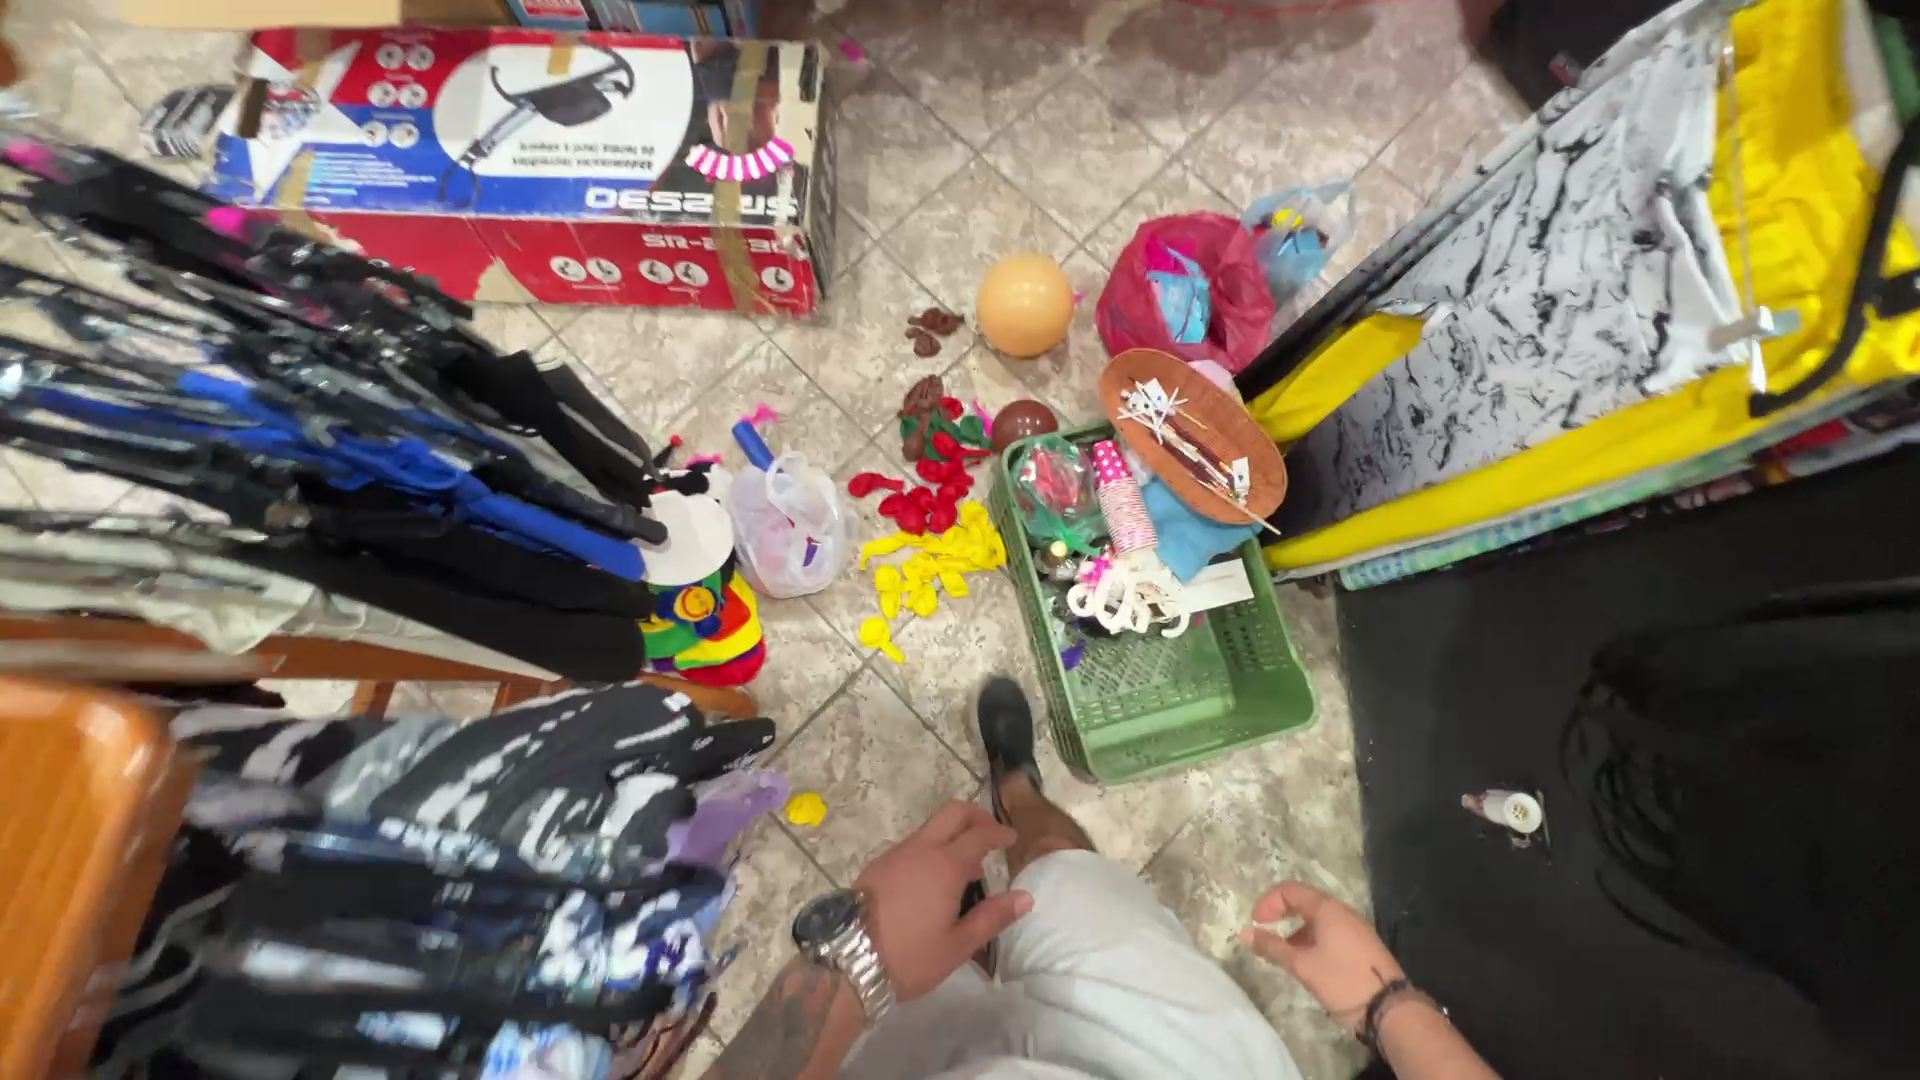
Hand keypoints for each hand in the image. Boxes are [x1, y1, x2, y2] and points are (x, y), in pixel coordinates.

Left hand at [853, 800, 1032, 1000]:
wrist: (847, 959)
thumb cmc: (910, 956)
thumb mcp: (957, 945)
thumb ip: (992, 917)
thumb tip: (1025, 898)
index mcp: (945, 865)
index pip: (980, 835)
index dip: (999, 832)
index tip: (1012, 838)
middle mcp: (922, 848)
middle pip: (953, 812)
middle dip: (977, 816)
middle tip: (991, 835)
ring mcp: (897, 853)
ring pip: (931, 828)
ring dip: (953, 834)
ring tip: (966, 869)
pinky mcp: (880, 863)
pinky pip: (914, 843)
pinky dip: (933, 848)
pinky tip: (934, 880)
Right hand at [1240, 881, 1403, 1030]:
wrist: (1393, 1012)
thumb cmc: (1343, 980)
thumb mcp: (1302, 965)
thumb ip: (1272, 947)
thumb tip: (1245, 933)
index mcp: (1327, 909)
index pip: (1290, 890)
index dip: (1268, 902)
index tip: (1256, 922)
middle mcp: (1342, 913)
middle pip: (1305, 902)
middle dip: (1282, 914)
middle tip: (1266, 931)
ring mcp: (1356, 930)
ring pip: (1318, 920)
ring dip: (1297, 930)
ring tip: (1286, 953)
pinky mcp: (1363, 948)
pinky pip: (1331, 933)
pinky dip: (1312, 940)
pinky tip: (1309, 963)